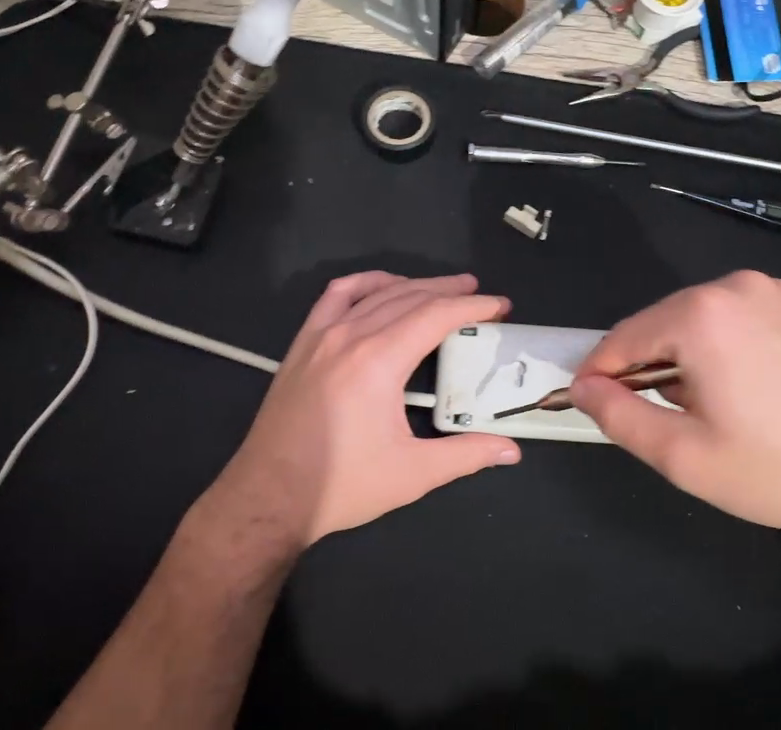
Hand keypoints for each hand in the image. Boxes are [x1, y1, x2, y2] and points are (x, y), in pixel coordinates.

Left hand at [193, 272, 521, 553]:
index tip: (500, 306)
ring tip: (443, 288)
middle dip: (450, 291)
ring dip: (414, 285)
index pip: (436, 315)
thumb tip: (512, 451)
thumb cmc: (341, 485)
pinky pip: (335, 296)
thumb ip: (466, 455)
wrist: (268, 496)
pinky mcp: (302, 344)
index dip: (472, 306)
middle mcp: (350, 336)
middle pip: (409, 296)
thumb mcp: (412, 474)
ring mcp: (321, 335)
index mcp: (379, 361)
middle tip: (481, 295)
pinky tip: (382, 287)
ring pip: (376, 293)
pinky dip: (365, 284)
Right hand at [570, 270, 780, 552]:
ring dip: (688, 361)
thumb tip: (582, 387)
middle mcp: (735, 286)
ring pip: (699, 322)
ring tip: (717, 414)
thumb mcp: (685, 456)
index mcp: (701, 314)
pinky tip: (752, 395)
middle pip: (662, 325)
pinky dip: (725, 351)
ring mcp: (774, 290)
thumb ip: (618, 417)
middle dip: (651, 370)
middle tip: (670, 424)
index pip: (623, 337)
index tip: (589, 404)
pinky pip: (737, 320)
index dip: (601, 374)